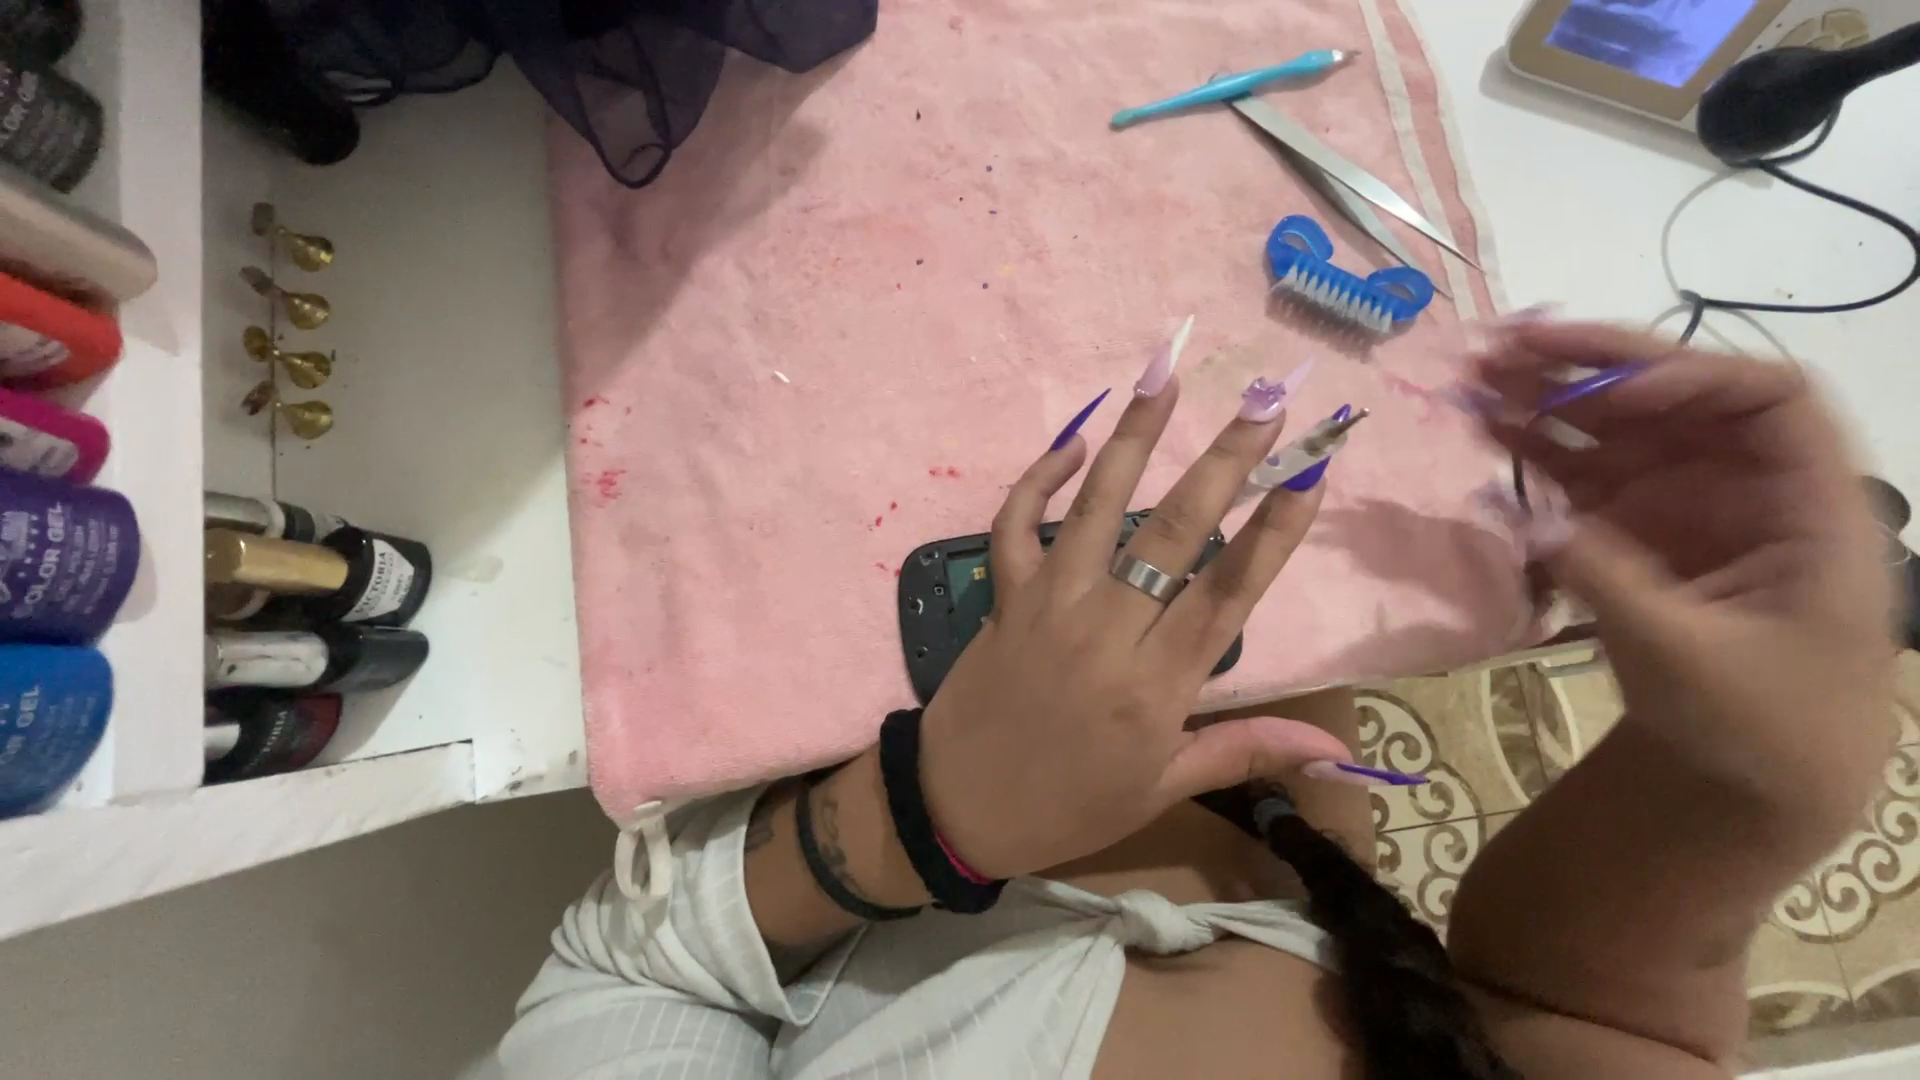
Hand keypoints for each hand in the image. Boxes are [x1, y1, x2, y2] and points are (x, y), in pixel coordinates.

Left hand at [915, 365, 1354, 879]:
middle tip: (1265, 399)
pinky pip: (1015, 525)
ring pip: (1096, 510)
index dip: (1274, 533)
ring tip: (1165, 376)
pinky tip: (1071, 442)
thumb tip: (1340, 753)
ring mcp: (1048, 604)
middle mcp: (1105, 630)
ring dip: (1133, 439)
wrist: (957, 808)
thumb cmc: (1067, 807)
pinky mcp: (1003, 595)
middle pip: (1172, 534)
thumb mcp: (1160, 790)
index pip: (1228, 593)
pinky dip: (1038, 480)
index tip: (1310, 474)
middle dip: (1224, 462)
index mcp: (1155, 685)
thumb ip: (1244, 751)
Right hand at [1475, 321, 1895, 811]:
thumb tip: (1524, 514)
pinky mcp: (1625, 529)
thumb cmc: (1756, 718)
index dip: (1688, 380)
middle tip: (1507, 347)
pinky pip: (1575, 473)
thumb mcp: (1684, 653)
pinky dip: (1530, 449)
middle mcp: (1738, 484)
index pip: (1766, 401)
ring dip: (1545, 397)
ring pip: (1611, 428)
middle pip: (1672, 397)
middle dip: (1592, 366)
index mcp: (1802, 503)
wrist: (1746, 770)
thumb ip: (1605, 577)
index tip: (1610, 399)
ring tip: (1477, 374)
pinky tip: (1486, 426)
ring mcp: (1676, 503)